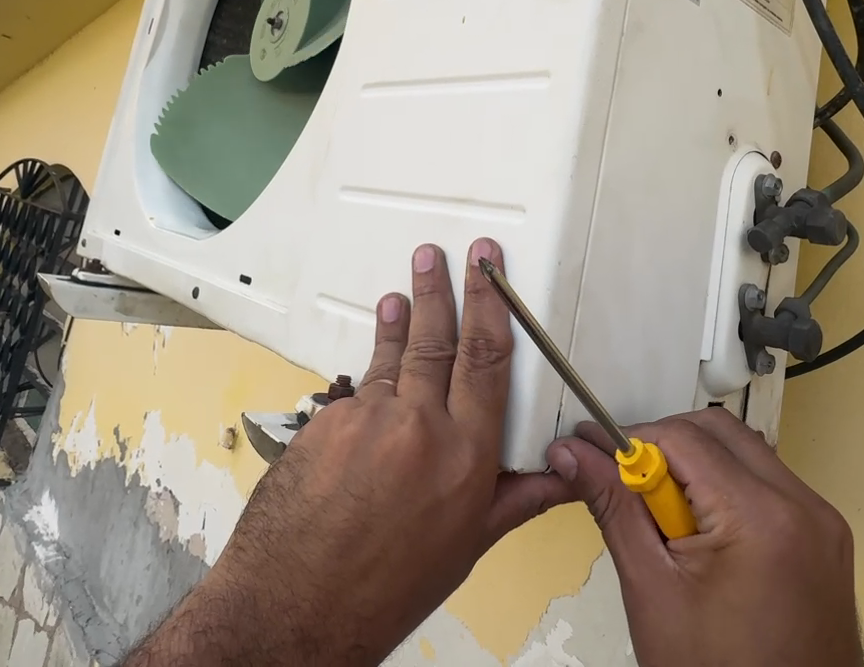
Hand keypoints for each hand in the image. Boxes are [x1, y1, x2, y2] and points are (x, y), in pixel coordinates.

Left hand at [131, 240, 571, 665]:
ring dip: (401, 316)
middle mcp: (422, 427)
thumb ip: (518, 496)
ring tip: (406, 288)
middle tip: (440, 252)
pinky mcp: (327, 422)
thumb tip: (568, 474)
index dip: (492, 305)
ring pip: (394, 354)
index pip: (487, 359)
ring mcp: (369, 420)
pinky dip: (370, 374)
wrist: (296, 610)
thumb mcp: (467, 545)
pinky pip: (357, 390)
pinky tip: (372, 365)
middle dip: (441, 289)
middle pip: (438, 340)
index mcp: (467, 456)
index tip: (490, 269)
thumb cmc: (388, 585)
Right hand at [549, 409, 863, 666]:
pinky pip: (769, 484)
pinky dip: (728, 489)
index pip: (683, 437)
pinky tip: (701, 533)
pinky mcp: (827, 539)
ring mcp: (823, 522)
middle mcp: (804, 506)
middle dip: (664, 444)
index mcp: (762, 518)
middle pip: (719, 431)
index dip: (630, 438)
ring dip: (697, 465)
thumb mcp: (652, 590)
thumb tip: (572, 454)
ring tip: (663, 515)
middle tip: (625, 481)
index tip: (591, 447)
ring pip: (745, 451)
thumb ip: (613, 507)